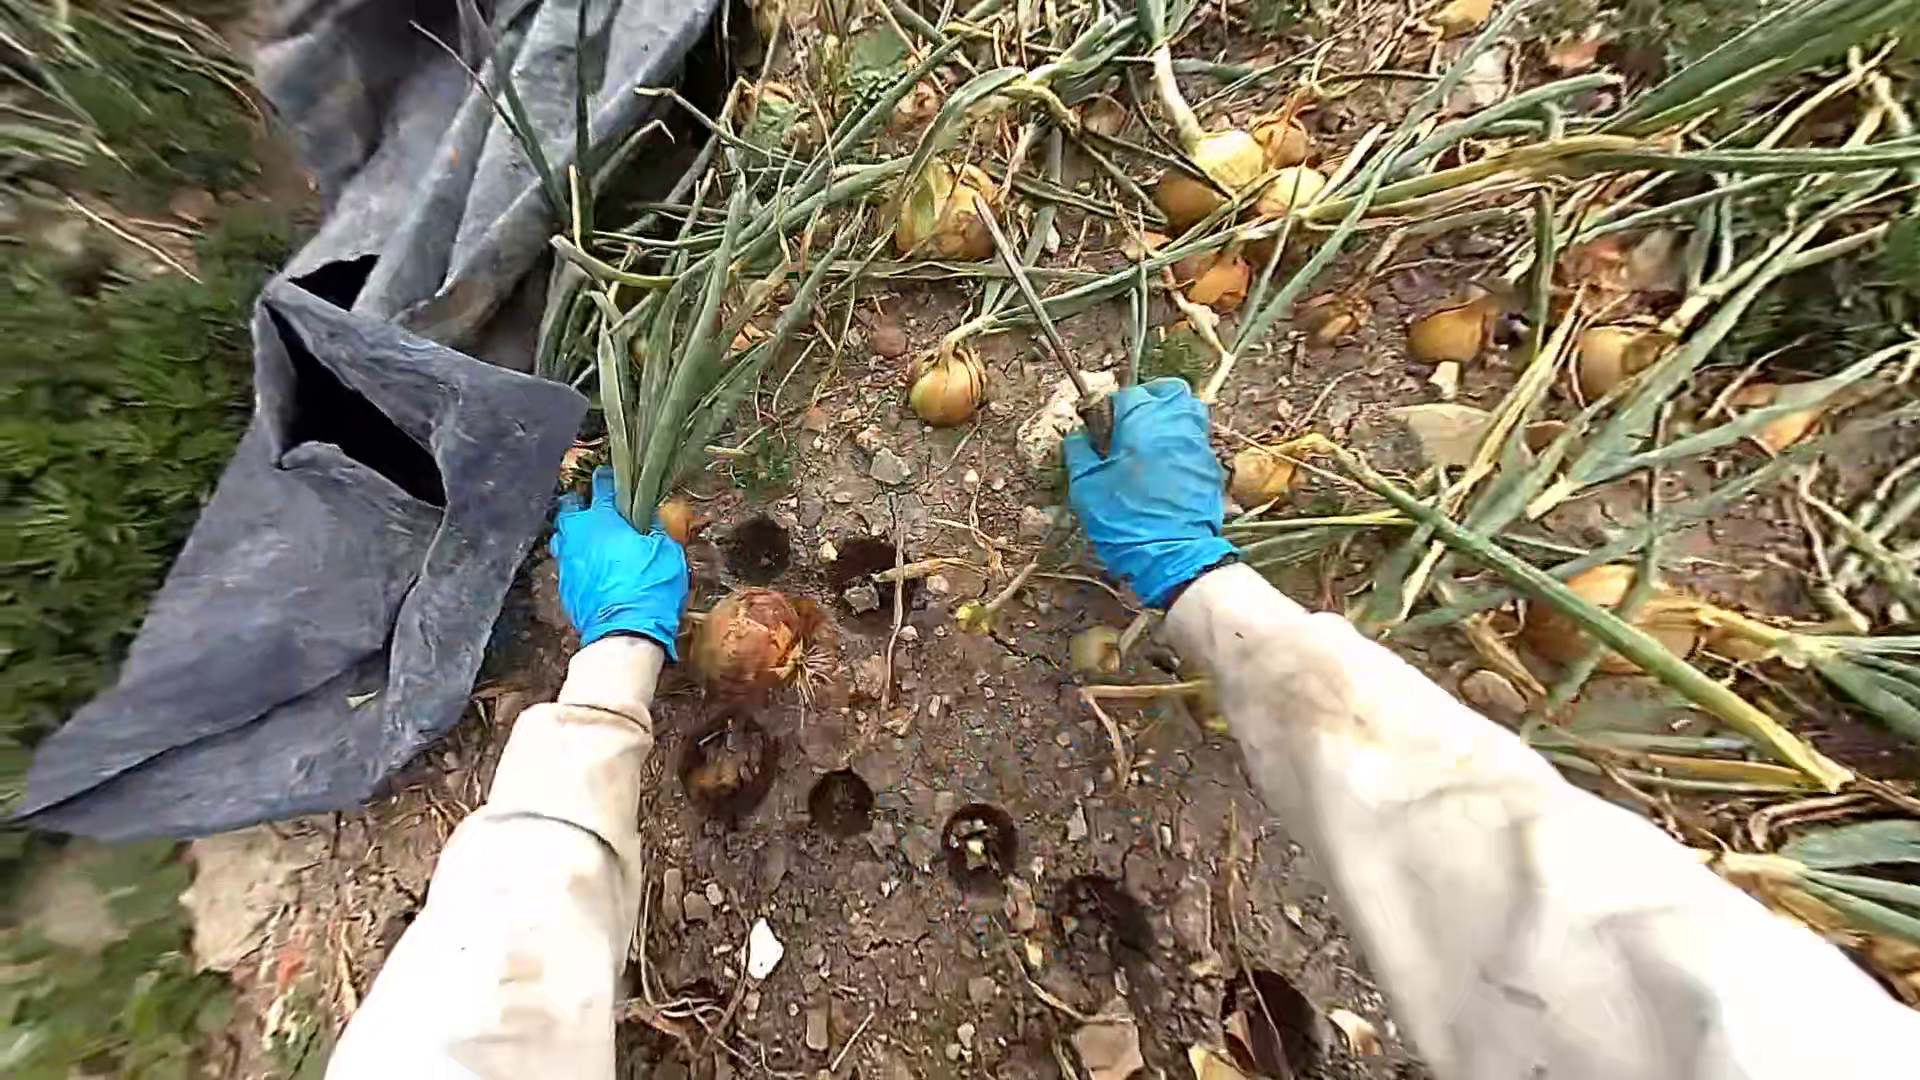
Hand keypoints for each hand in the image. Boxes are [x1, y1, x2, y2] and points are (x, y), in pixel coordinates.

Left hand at [551, 467, 689, 656]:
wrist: (624, 632)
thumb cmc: (650, 587)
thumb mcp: (667, 552)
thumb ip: (657, 529)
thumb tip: (651, 517)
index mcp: (603, 521)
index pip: (603, 488)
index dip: (609, 478)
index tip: (614, 475)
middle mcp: (578, 536)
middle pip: (571, 507)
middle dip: (583, 502)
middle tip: (599, 505)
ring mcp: (568, 561)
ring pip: (564, 535)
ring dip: (577, 531)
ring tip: (593, 535)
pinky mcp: (565, 584)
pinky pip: (569, 561)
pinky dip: (580, 557)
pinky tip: (594, 564)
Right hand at [1064, 379, 1236, 607]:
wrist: (1174, 555)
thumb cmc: (1124, 519)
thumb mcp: (1086, 487)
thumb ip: (1079, 454)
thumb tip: (1078, 436)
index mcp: (1143, 422)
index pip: (1126, 394)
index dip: (1108, 409)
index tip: (1099, 431)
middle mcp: (1176, 424)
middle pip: (1167, 391)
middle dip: (1146, 400)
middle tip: (1127, 427)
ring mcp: (1198, 444)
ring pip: (1187, 411)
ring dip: (1166, 419)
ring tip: (1146, 445)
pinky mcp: (1210, 466)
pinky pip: (1194, 440)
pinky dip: (1179, 443)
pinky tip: (1162, 468)